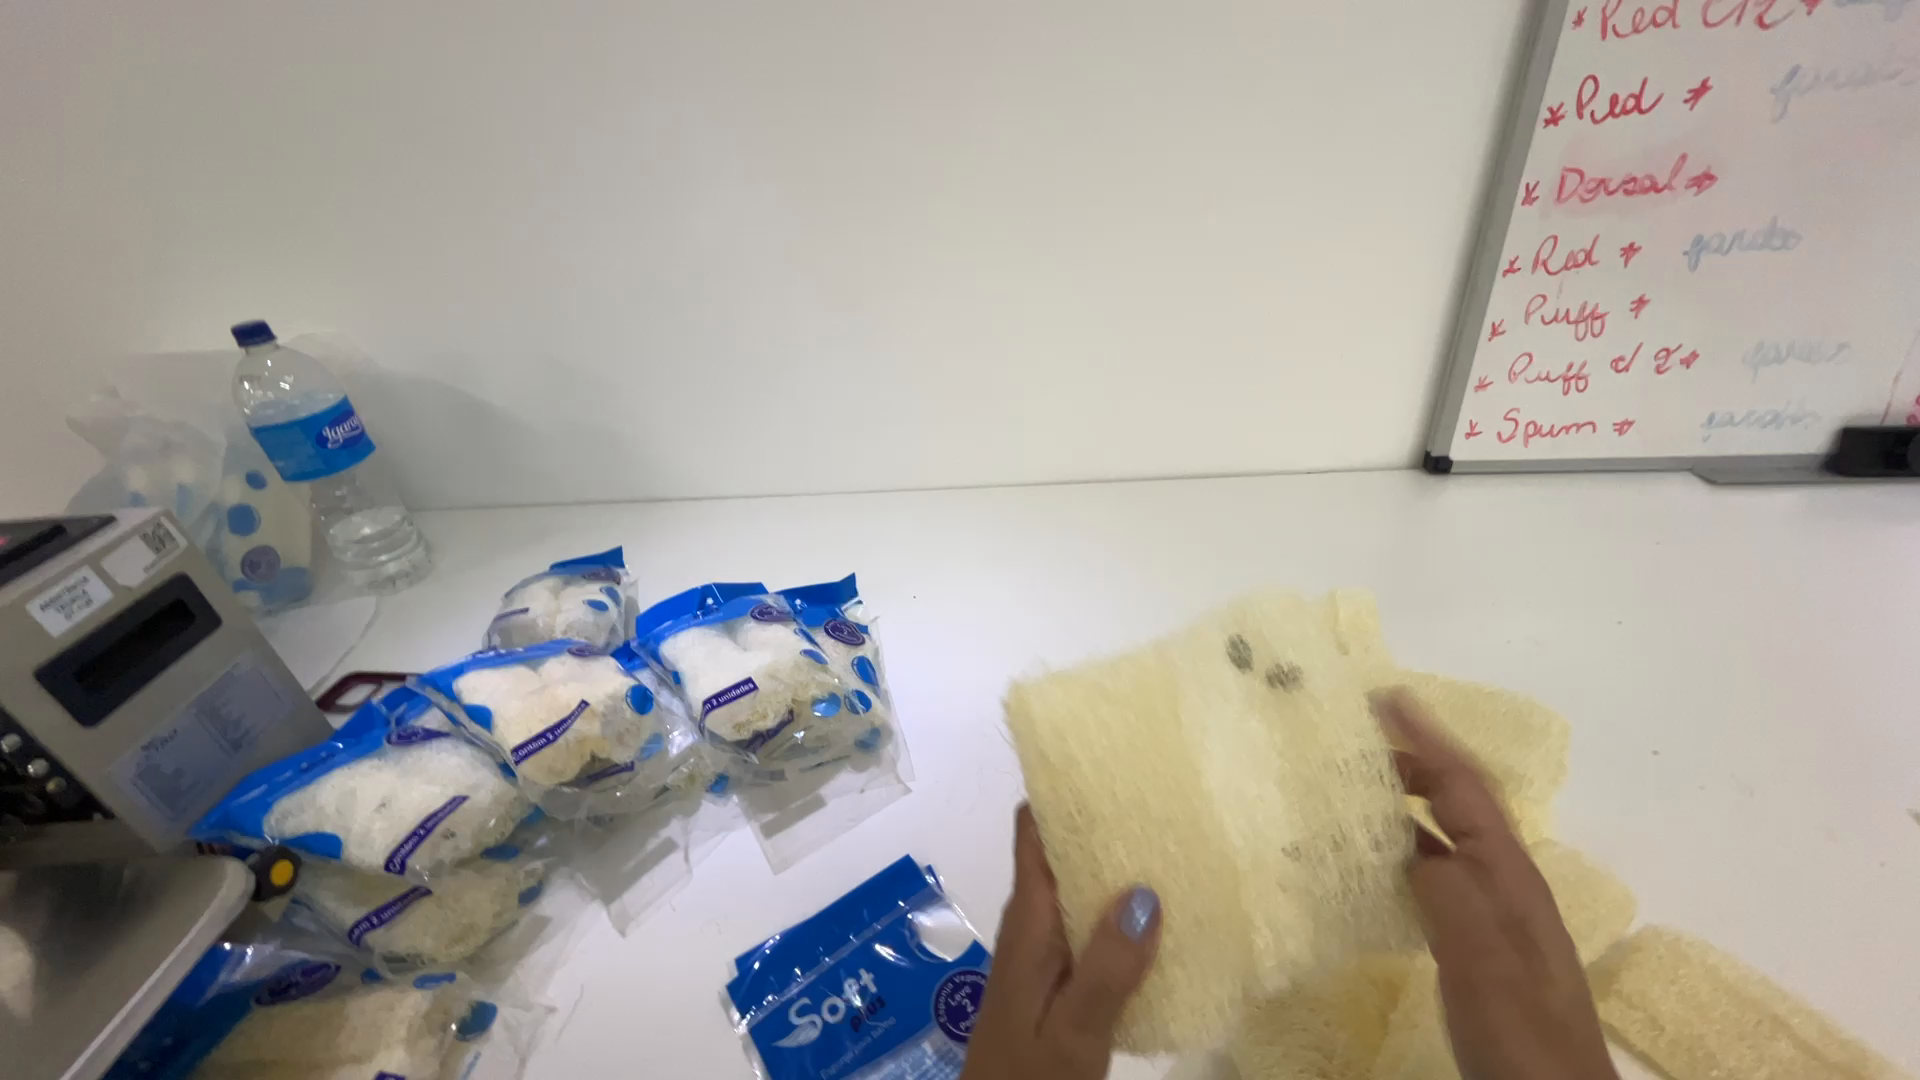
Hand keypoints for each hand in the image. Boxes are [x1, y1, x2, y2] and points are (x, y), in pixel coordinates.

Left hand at [959, 805, 1161, 1079]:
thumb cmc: (1030, 1074)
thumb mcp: (1077, 1026)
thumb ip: (1109, 964)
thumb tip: (1146, 889)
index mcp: (1030, 918)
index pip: (1033, 830)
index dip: (1058, 790)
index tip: (1102, 763)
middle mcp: (1032, 920)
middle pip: (1058, 849)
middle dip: (1098, 822)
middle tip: (1157, 798)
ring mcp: (1042, 947)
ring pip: (1075, 884)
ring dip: (1111, 864)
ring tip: (1166, 843)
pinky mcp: (1055, 973)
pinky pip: (1085, 920)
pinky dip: (1115, 905)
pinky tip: (1155, 912)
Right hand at [1373, 688, 1618, 1079]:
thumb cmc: (1522, 1034)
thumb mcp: (1484, 963)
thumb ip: (1450, 894)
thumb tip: (1405, 838)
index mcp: (1508, 874)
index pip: (1464, 786)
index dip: (1426, 737)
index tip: (1385, 697)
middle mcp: (1500, 879)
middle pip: (1455, 799)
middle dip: (1409, 757)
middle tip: (1353, 736)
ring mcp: (1486, 909)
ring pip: (1437, 831)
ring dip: (1398, 796)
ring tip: (1349, 779)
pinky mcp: (1468, 935)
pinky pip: (1425, 866)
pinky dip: (1392, 842)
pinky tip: (1364, 852)